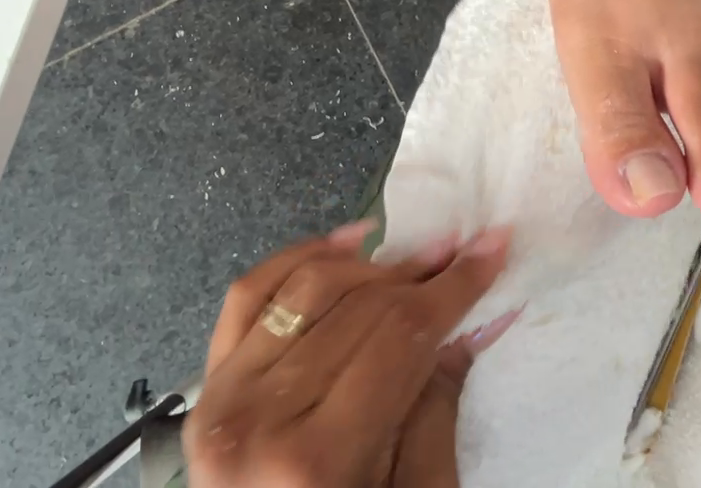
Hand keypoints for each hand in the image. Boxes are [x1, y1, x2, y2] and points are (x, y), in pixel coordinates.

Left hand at [186, 222, 512, 487]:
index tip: (493, 248)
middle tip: (461, 251)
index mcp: (318, 458)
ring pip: (309, 285)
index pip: (402, 335)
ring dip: (371, 262)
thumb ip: (440, 403)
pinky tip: (348, 243)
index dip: (455, 285)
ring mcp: (223, 396)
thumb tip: (479, 318)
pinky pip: (251, 293)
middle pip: (362, 305)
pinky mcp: (207, 384)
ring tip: (413, 260)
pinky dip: (300, 256)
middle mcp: (260, 418)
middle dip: (422, 271)